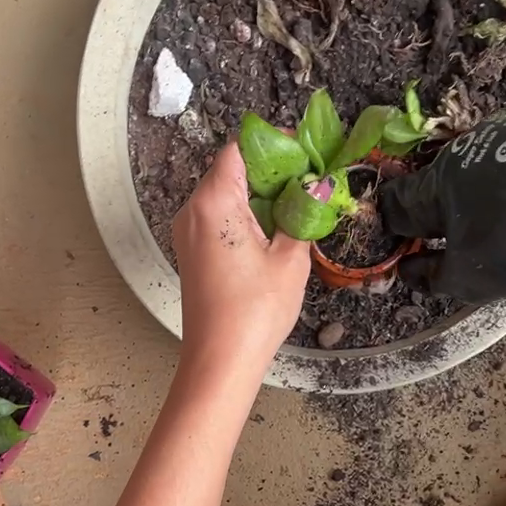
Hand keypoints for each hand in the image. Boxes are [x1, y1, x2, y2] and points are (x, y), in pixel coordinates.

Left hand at [173, 144, 311, 385]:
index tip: (304, 152)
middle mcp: (192, 211)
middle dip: (271, 171)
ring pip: (225, 197)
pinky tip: (274, 233)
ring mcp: (188, 234)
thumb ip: (303, 215)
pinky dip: (245, 218)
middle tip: (309, 180)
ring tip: (297, 208)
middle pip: (231, 171)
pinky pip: (219, 221)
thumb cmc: (253, 313)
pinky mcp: (192, 255)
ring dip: (260, 197)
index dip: (273, 145)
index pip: (240, 149)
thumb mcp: (291, 259)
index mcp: (213, 201)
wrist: (220, 361)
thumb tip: (316, 188)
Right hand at [379, 90, 505, 310]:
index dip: (395, 223)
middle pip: (445, 176)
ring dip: (494, 178)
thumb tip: (408, 269)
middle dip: (449, 202)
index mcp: (437, 183)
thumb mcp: (468, 277)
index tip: (404, 240)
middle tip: (467, 230)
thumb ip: (430, 277)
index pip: (397, 201)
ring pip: (490, 154)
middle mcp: (467, 143)